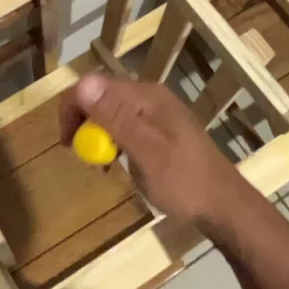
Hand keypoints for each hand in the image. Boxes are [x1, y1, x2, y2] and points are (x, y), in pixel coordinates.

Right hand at [60, 74, 247, 225]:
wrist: (222, 205)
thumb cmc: (184, 181)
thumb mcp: (146, 152)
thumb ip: (115, 118)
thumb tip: (82, 84)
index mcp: (146, 96)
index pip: (94, 85)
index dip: (73, 107)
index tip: (67, 141)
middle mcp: (148, 97)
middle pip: (100, 95)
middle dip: (82, 121)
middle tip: (79, 153)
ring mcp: (154, 112)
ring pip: (109, 110)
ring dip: (95, 133)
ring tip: (100, 162)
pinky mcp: (156, 128)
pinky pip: (122, 124)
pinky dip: (111, 140)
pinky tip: (115, 162)